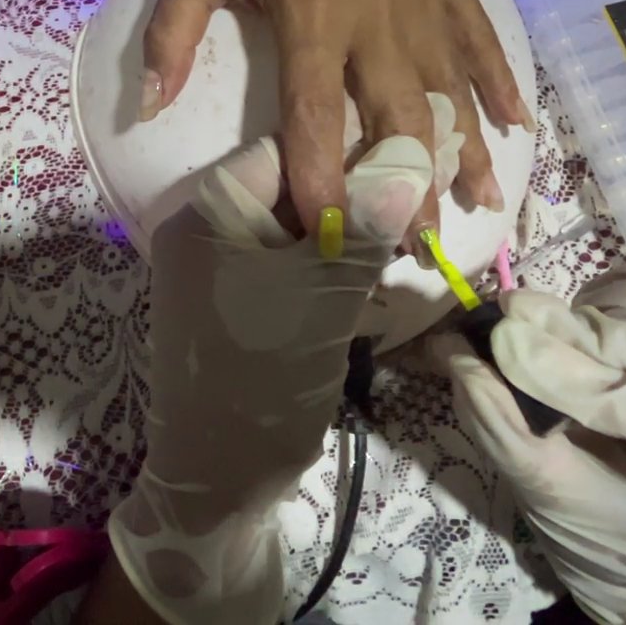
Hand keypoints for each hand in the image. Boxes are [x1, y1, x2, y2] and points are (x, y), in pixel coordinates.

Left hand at [109, 108, 452, 623]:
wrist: (221, 479)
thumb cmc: (261, 375)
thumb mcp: (320, 298)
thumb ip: (362, 228)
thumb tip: (410, 157)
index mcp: (209, 212)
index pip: (281, 150)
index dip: (343, 146)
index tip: (406, 152)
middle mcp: (208, 229)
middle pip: (290, 188)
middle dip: (352, 193)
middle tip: (417, 198)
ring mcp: (222, 267)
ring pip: (295, 229)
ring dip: (346, 233)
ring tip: (406, 234)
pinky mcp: (241, 300)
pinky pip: (289, 264)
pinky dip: (329, 265)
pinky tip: (376, 271)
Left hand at [140, 0, 529, 248]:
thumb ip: (173, 33)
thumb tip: (149, 108)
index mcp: (311, 10)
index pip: (315, 113)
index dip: (320, 178)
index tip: (327, 233)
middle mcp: (376, 12)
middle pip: (398, 115)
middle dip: (407, 185)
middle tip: (414, 244)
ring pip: (450, 88)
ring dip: (463, 152)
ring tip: (476, 206)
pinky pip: (480, 41)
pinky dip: (499, 86)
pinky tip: (513, 129)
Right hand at [434, 268, 625, 624]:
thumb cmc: (608, 538)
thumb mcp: (553, 503)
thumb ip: (506, 429)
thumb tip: (457, 352)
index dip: (612, 392)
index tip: (513, 359)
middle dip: (607, 333)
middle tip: (515, 323)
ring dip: (602, 307)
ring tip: (535, 325)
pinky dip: (604, 292)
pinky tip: (567, 321)